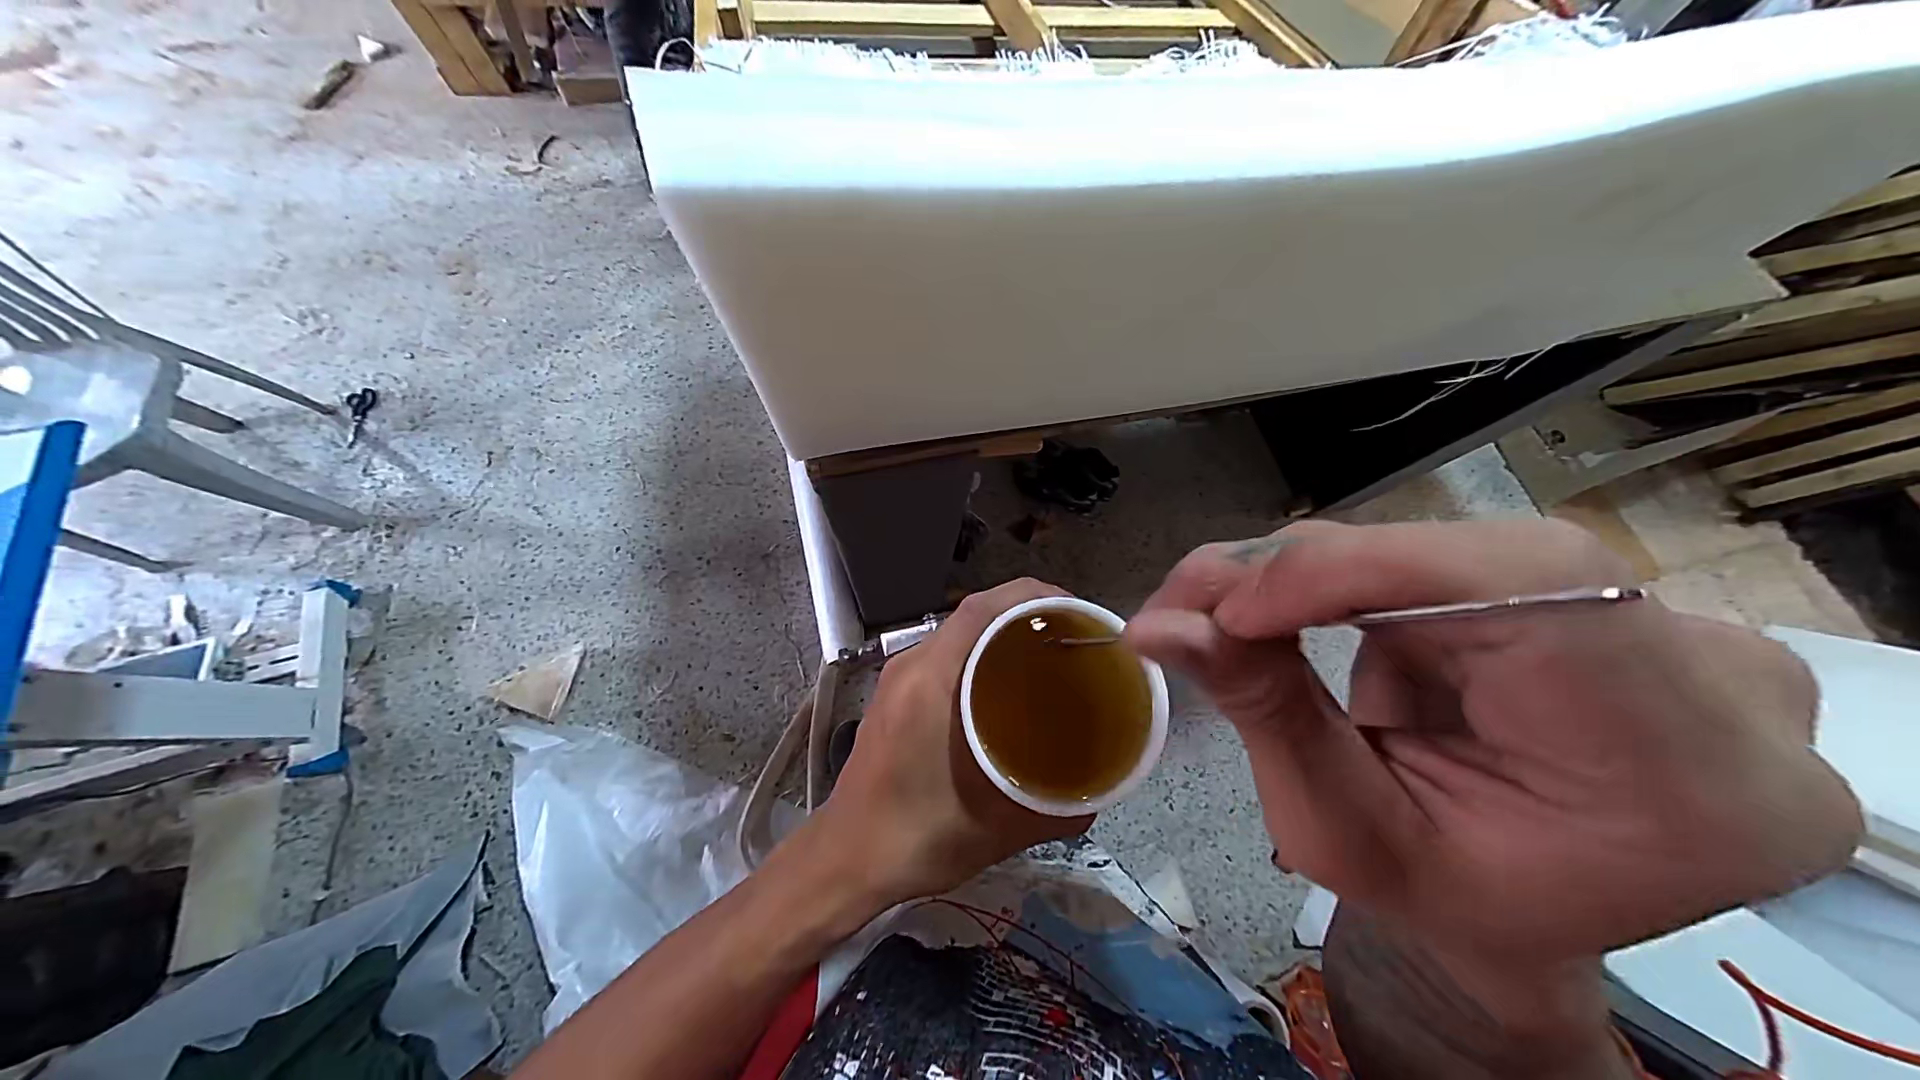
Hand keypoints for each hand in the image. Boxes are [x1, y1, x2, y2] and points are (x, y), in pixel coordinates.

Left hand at [812, 578, 1095, 906]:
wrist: (848, 858)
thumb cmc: (917, 839)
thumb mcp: (998, 828)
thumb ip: (1056, 811)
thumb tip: (1094, 793)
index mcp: (931, 681)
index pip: (982, 608)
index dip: (1034, 596)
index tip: (1077, 613)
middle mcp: (911, 666)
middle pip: (973, 613)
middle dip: (1026, 613)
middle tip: (1072, 637)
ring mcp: (897, 678)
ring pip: (958, 633)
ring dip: (1001, 632)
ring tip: (1046, 657)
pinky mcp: (893, 695)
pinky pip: (944, 655)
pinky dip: (978, 655)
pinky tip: (1004, 687)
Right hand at [1126, 520, 1859, 973]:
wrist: (1517, 912)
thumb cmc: (1441, 903)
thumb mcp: (1339, 830)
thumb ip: (1262, 712)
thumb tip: (1158, 625)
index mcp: (1688, 771)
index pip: (1528, 588)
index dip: (1355, 571)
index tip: (1227, 609)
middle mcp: (1707, 672)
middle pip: (1467, 556)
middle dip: (1304, 575)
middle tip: (1188, 605)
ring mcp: (1653, 622)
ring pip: (1438, 546)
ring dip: (1311, 577)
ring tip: (1222, 620)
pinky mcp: (1583, 598)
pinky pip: (1438, 557)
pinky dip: (1343, 581)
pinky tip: (1285, 614)